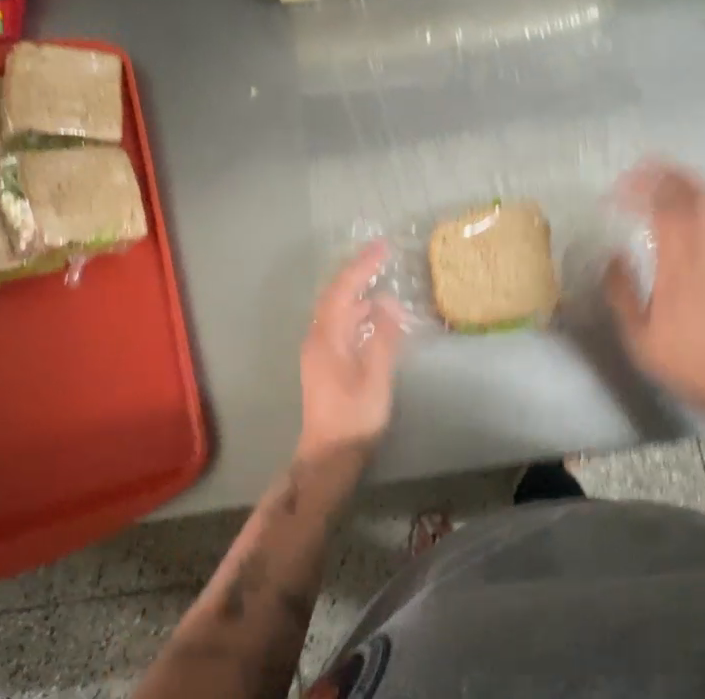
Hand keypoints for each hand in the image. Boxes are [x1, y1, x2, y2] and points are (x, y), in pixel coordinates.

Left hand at [297, 241, 406, 459]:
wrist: (328, 457)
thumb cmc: (354, 418)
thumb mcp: (376, 377)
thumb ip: (383, 338)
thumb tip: (388, 302)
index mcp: (326, 338)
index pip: (343, 290)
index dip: (362, 266)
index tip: (382, 247)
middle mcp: (317, 339)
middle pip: (335, 296)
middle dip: (357, 274)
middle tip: (383, 256)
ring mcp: (319, 352)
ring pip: (337, 312)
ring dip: (358, 295)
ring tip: (383, 283)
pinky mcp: (325, 364)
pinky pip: (340, 326)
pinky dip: (357, 314)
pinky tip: (376, 320)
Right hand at [604, 162, 704, 413]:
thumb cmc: (681, 360)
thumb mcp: (637, 336)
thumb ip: (622, 293)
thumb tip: (613, 256)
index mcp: (677, 272)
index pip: (665, 214)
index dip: (641, 193)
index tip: (615, 192)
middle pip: (694, 200)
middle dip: (666, 176)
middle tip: (639, 171)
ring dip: (688, 183)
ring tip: (663, 177)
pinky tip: (689, 202)